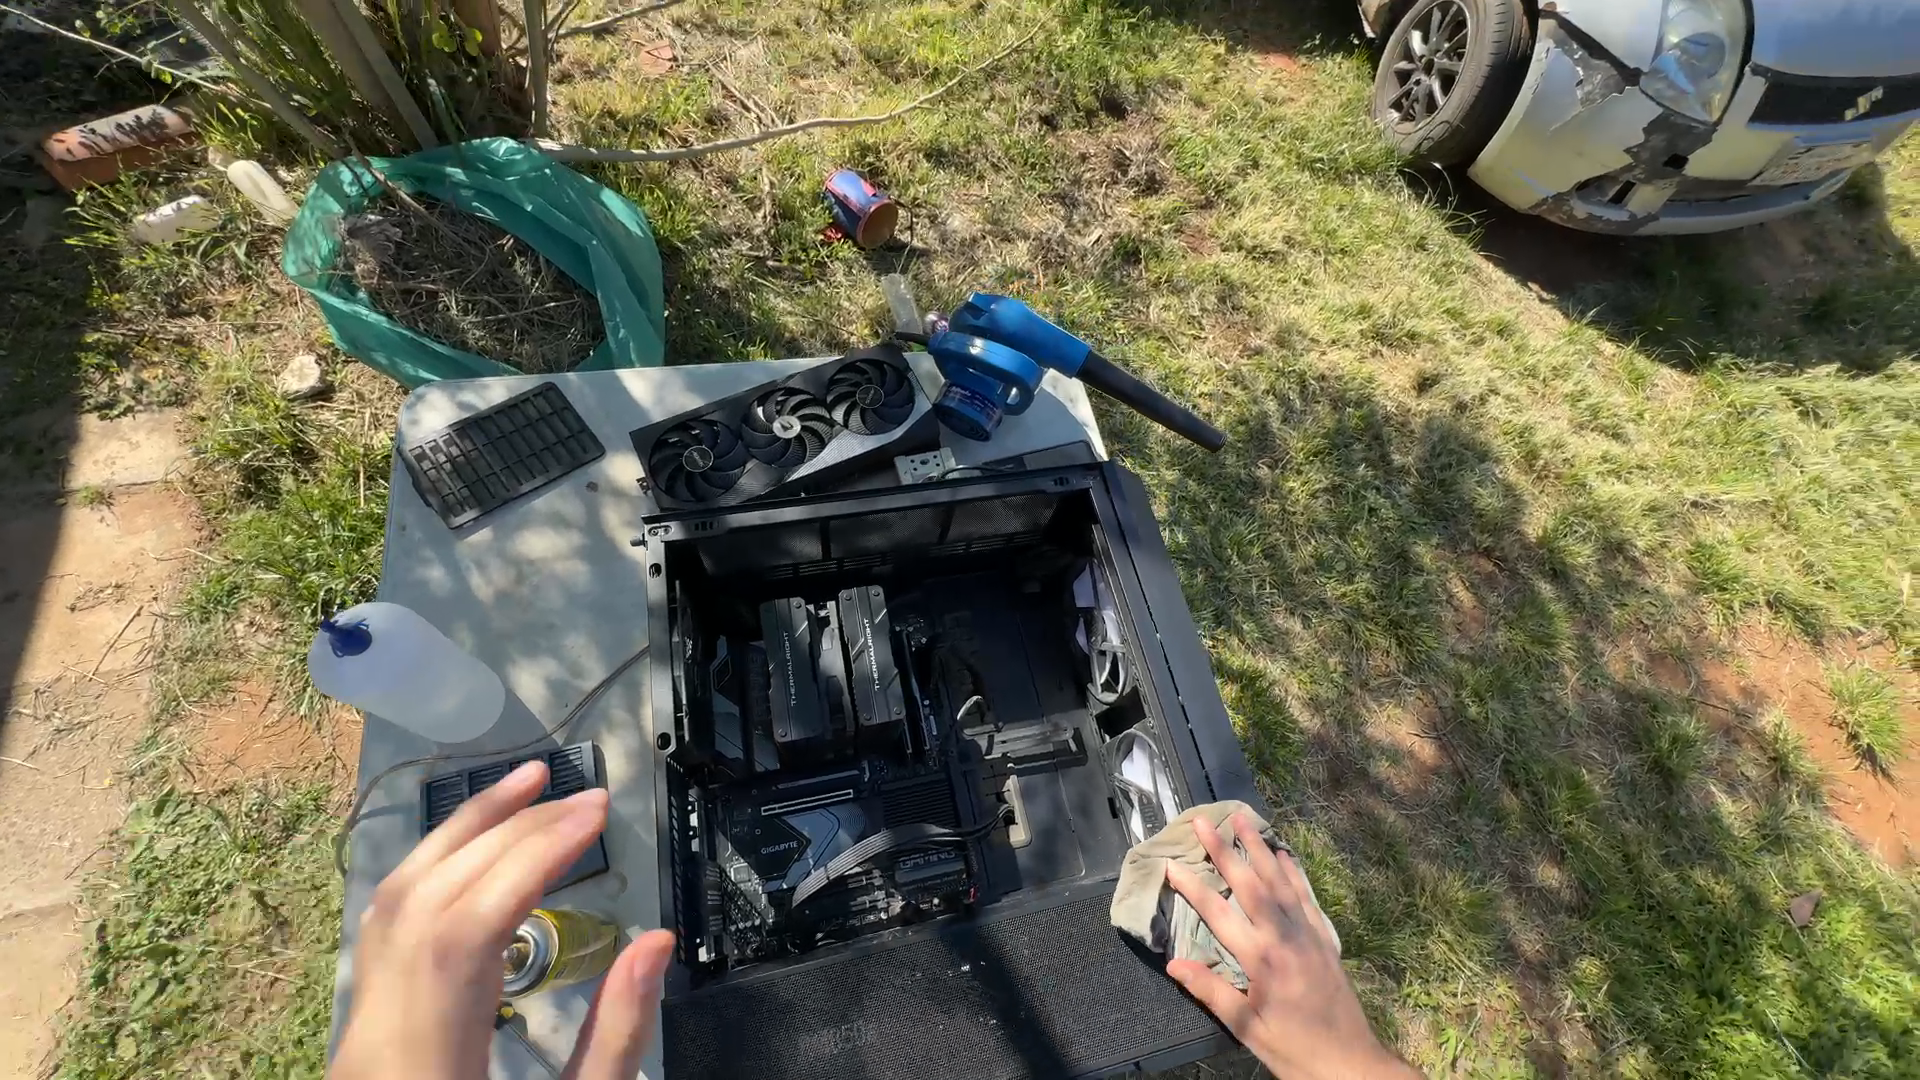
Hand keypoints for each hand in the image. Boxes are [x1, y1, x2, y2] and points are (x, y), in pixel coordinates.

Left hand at [331, 760, 676, 1079]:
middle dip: (510, 828)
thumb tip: (656, 940)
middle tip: (584, 798)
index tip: (596, 815)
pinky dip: (440, 864)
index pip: (468, 925)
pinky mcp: (365, 1025)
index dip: (534, 855)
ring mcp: (357, 1027)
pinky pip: (392, 922)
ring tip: (525, 784)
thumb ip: (617, 1036)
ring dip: (464, 830)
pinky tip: (481, 847)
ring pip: (394, 900)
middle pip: (429, 896)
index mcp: (422, 1061)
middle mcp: (374, 1032)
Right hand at [1164, 814, 1416, 1079]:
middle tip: (1203, 821)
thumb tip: (1174, 964)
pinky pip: (1306, 895)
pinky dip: (1292, 871)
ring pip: (1279, 880)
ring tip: (1241, 818)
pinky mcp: (1324, 939)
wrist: (1355, 1067)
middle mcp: (1284, 937)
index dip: (1192, 887)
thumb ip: (1211, 992)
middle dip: (1224, 850)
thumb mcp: (1248, 1029)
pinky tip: (1282, 853)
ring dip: (1258, 847)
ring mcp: (1308, 934)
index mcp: (1261, 960)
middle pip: (1249, 884)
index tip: (1170, 865)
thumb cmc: (1295, 1051)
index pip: (1218, 914)